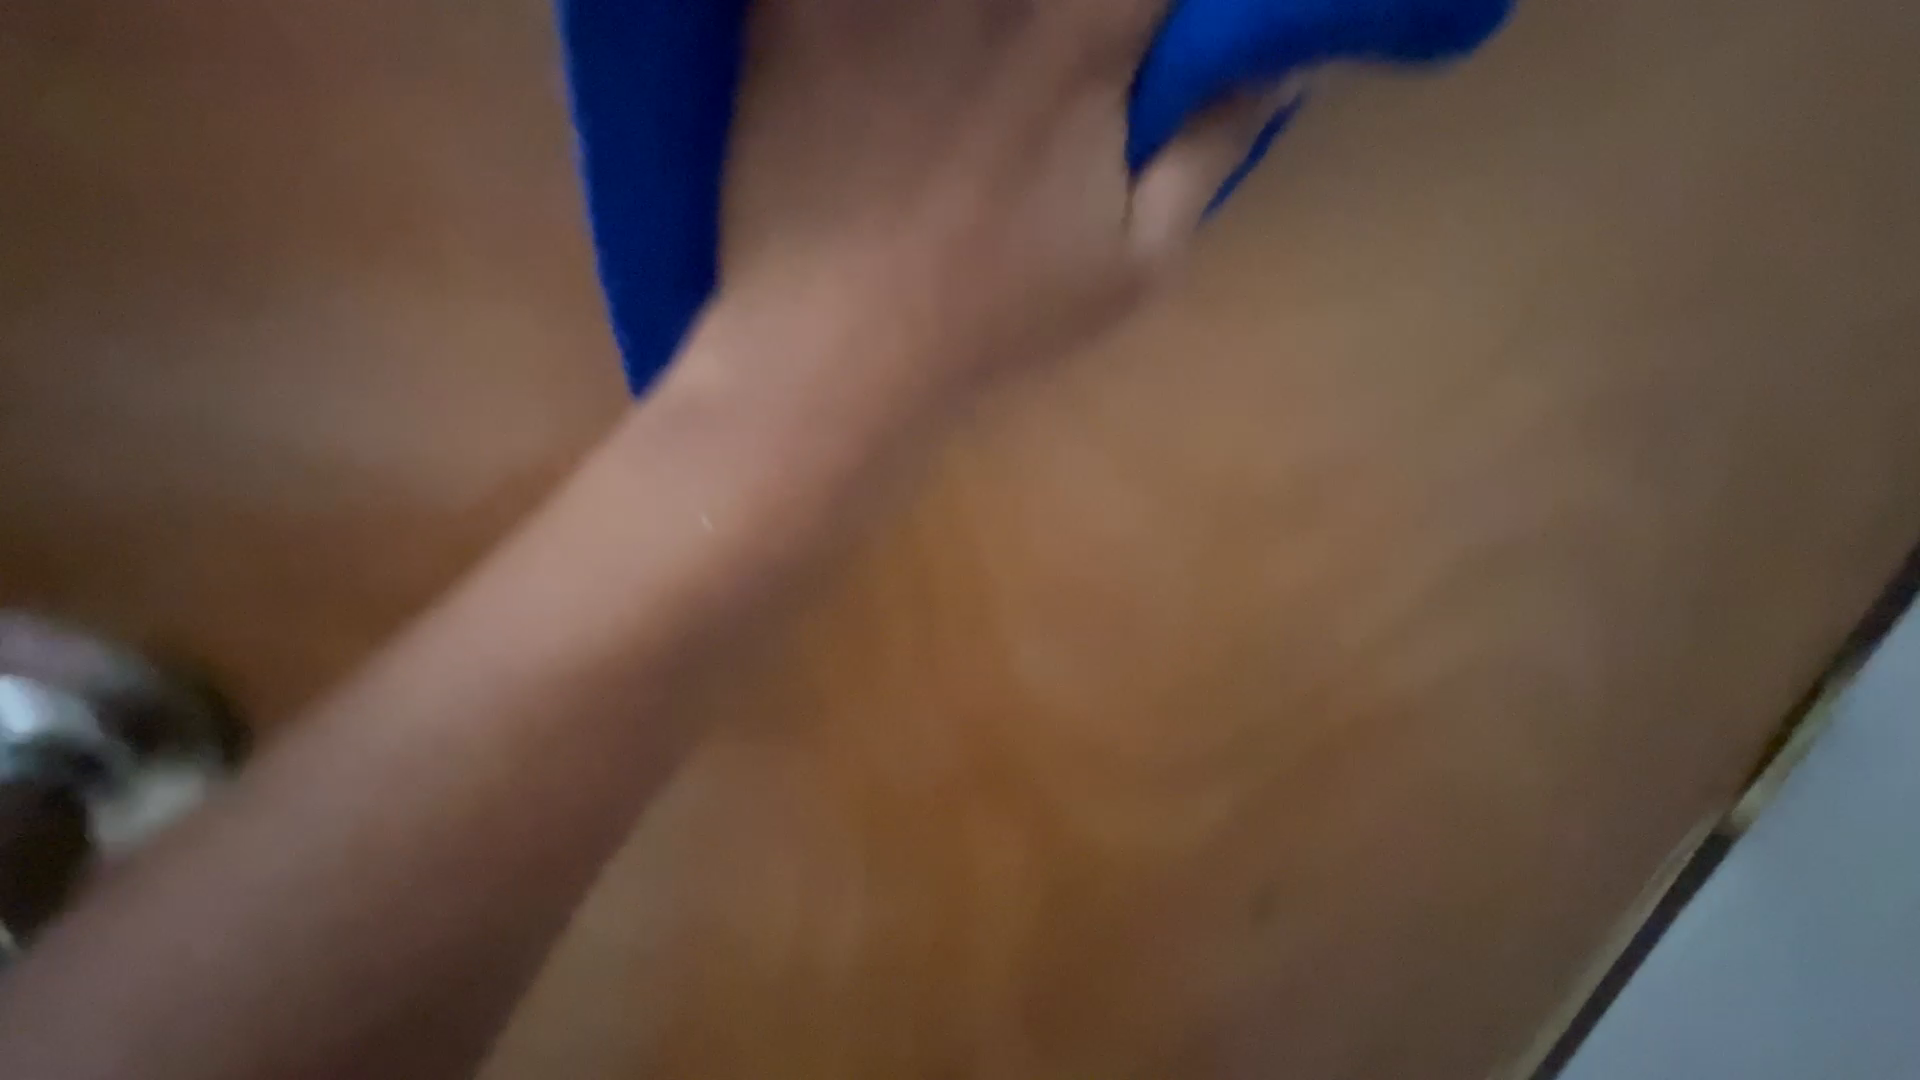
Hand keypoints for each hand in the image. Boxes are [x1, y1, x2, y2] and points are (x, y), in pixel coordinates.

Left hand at [717, 0, 1289, 409]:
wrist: (835, 352)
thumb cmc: (991, 323)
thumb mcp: (1135, 266)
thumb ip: (1211, 148)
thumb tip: (1280, 63)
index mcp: (1088, 25)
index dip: (1148, 14)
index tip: (1137, 52)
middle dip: (1070, 22)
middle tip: (1050, 73)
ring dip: (973, 24)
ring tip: (961, 79)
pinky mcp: (793, 3)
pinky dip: (862, 17)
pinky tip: (885, 57)